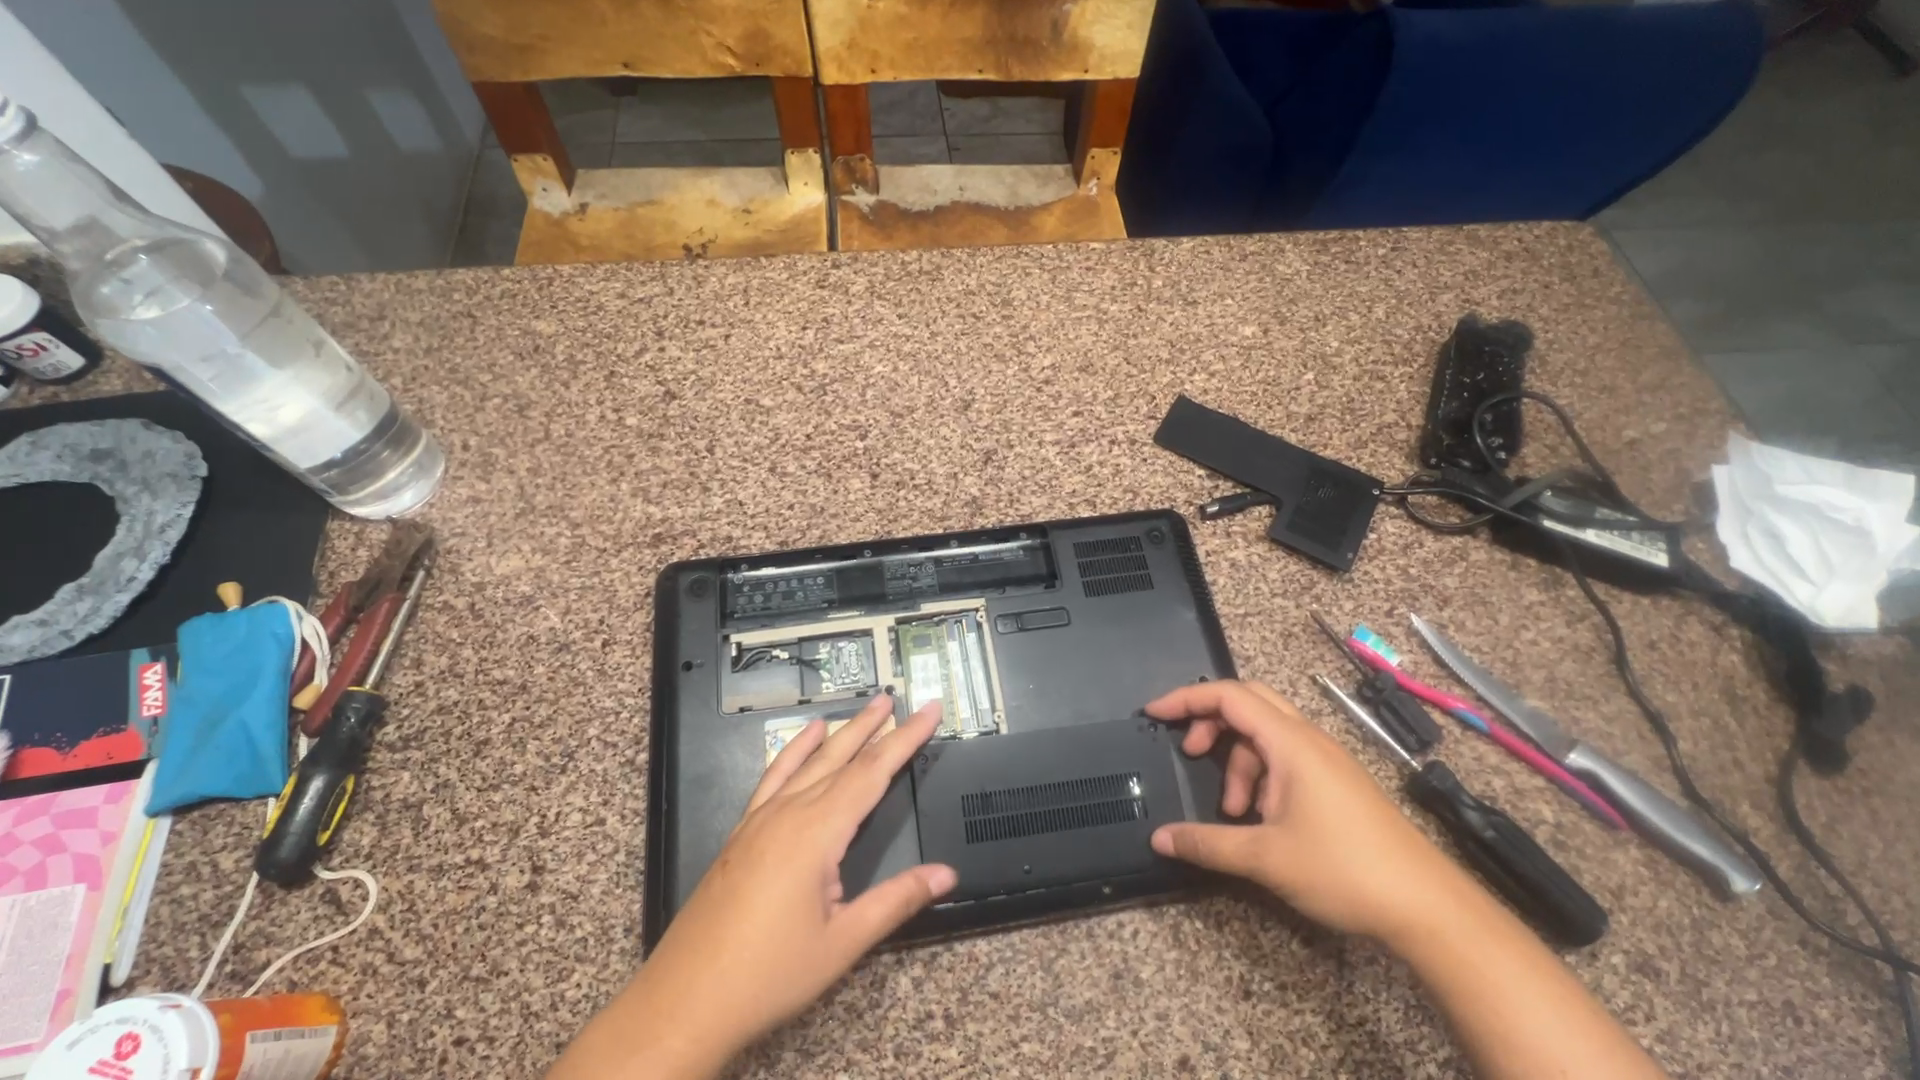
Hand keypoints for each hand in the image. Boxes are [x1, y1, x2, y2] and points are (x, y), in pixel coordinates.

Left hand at [549, 694, 953, 1079]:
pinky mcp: (742, 834)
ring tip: (862, 708)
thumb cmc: (769, 974)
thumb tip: (947, 873)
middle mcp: (787, 814)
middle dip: (873, 727)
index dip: (905, 740)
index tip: (929, 710)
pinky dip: (793, 753)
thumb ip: (897, 900)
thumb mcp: (843, 942)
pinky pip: (773, 778)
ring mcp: (760, 821)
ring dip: (838, 734)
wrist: (686, 1000)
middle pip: (840, 758)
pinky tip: (802, 739)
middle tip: (899, 697)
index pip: (871, 773)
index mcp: (816, 833)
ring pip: (807, 762)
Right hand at [1147, 679, 1469, 940]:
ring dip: (1238, 763)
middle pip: (1249, 705)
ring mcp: (1327, 761)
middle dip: (1211, 723)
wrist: (1425, 904)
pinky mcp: (1337, 783)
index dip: (1187, 699)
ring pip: (1267, 738)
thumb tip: (1160, 838)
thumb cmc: (1344, 870)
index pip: (1230, 697)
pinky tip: (1260, 819)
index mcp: (1292, 744)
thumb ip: (1206, 844)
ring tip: (1231, 812)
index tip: (1154, 713)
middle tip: (1188, 753)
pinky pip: (1286, 761)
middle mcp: (1310, 741)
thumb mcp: (1265, 857)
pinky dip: (1261, 778)